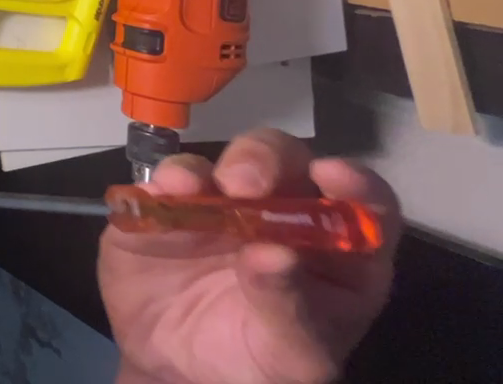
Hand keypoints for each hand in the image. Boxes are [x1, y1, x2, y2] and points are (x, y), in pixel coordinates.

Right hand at [99, 129, 399, 383]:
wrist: (172, 365)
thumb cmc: (253, 362)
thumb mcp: (290, 354)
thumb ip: (288, 307)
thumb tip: (274, 253)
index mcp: (333, 254)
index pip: (360, 205)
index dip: (353, 183)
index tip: (334, 176)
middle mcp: (277, 216)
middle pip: (284, 161)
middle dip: (265, 159)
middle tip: (245, 182)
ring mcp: (216, 205)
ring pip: (220, 158)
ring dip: (208, 165)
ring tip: (191, 188)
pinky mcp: (162, 204)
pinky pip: (162, 178)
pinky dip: (162, 178)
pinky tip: (163, 194)